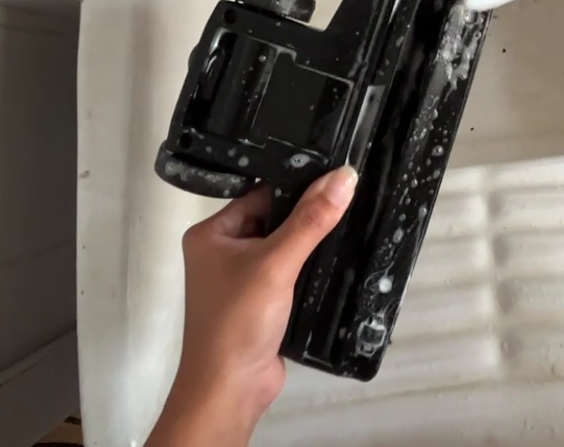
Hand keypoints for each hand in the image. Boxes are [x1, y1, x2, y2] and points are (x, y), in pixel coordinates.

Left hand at [147, 167, 356, 446]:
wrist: (231, 392)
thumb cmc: (239, 320)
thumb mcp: (277, 262)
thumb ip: (312, 219)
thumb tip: (346, 174)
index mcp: (212, 232)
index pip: (260, 193)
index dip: (296, 184)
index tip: (335, 170)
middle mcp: (223, 250)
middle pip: (274, 216)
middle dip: (307, 212)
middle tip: (349, 190)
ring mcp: (242, 277)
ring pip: (285, 243)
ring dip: (312, 238)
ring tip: (351, 213)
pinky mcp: (262, 300)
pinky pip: (290, 268)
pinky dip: (311, 263)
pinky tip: (340, 250)